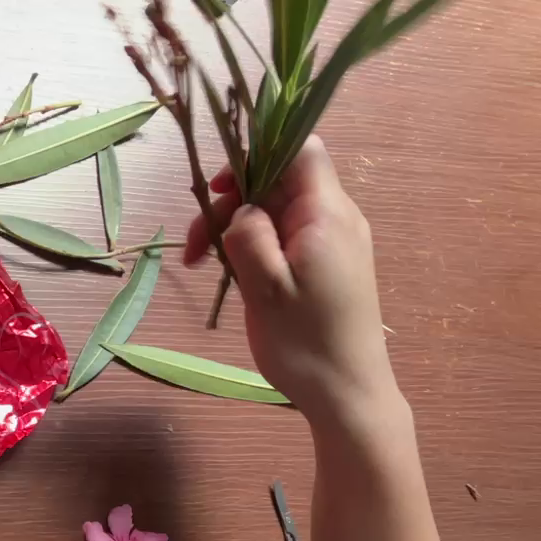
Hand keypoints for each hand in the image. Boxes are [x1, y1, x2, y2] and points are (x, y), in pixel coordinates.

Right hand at [182, 137, 398, 422]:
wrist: (345, 390)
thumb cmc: (305, 342)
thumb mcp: (266, 288)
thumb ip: (249, 238)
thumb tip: (240, 212)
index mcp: (326, 214)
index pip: (298, 150)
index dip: (256, 156)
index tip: (217, 190)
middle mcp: (335, 220)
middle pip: (279, 185)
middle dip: (231, 206)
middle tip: (195, 251)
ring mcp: (331, 245)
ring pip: (277, 214)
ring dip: (237, 232)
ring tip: (206, 268)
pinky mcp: (324, 269)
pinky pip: (285, 241)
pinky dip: (254, 249)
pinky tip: (235, 276)